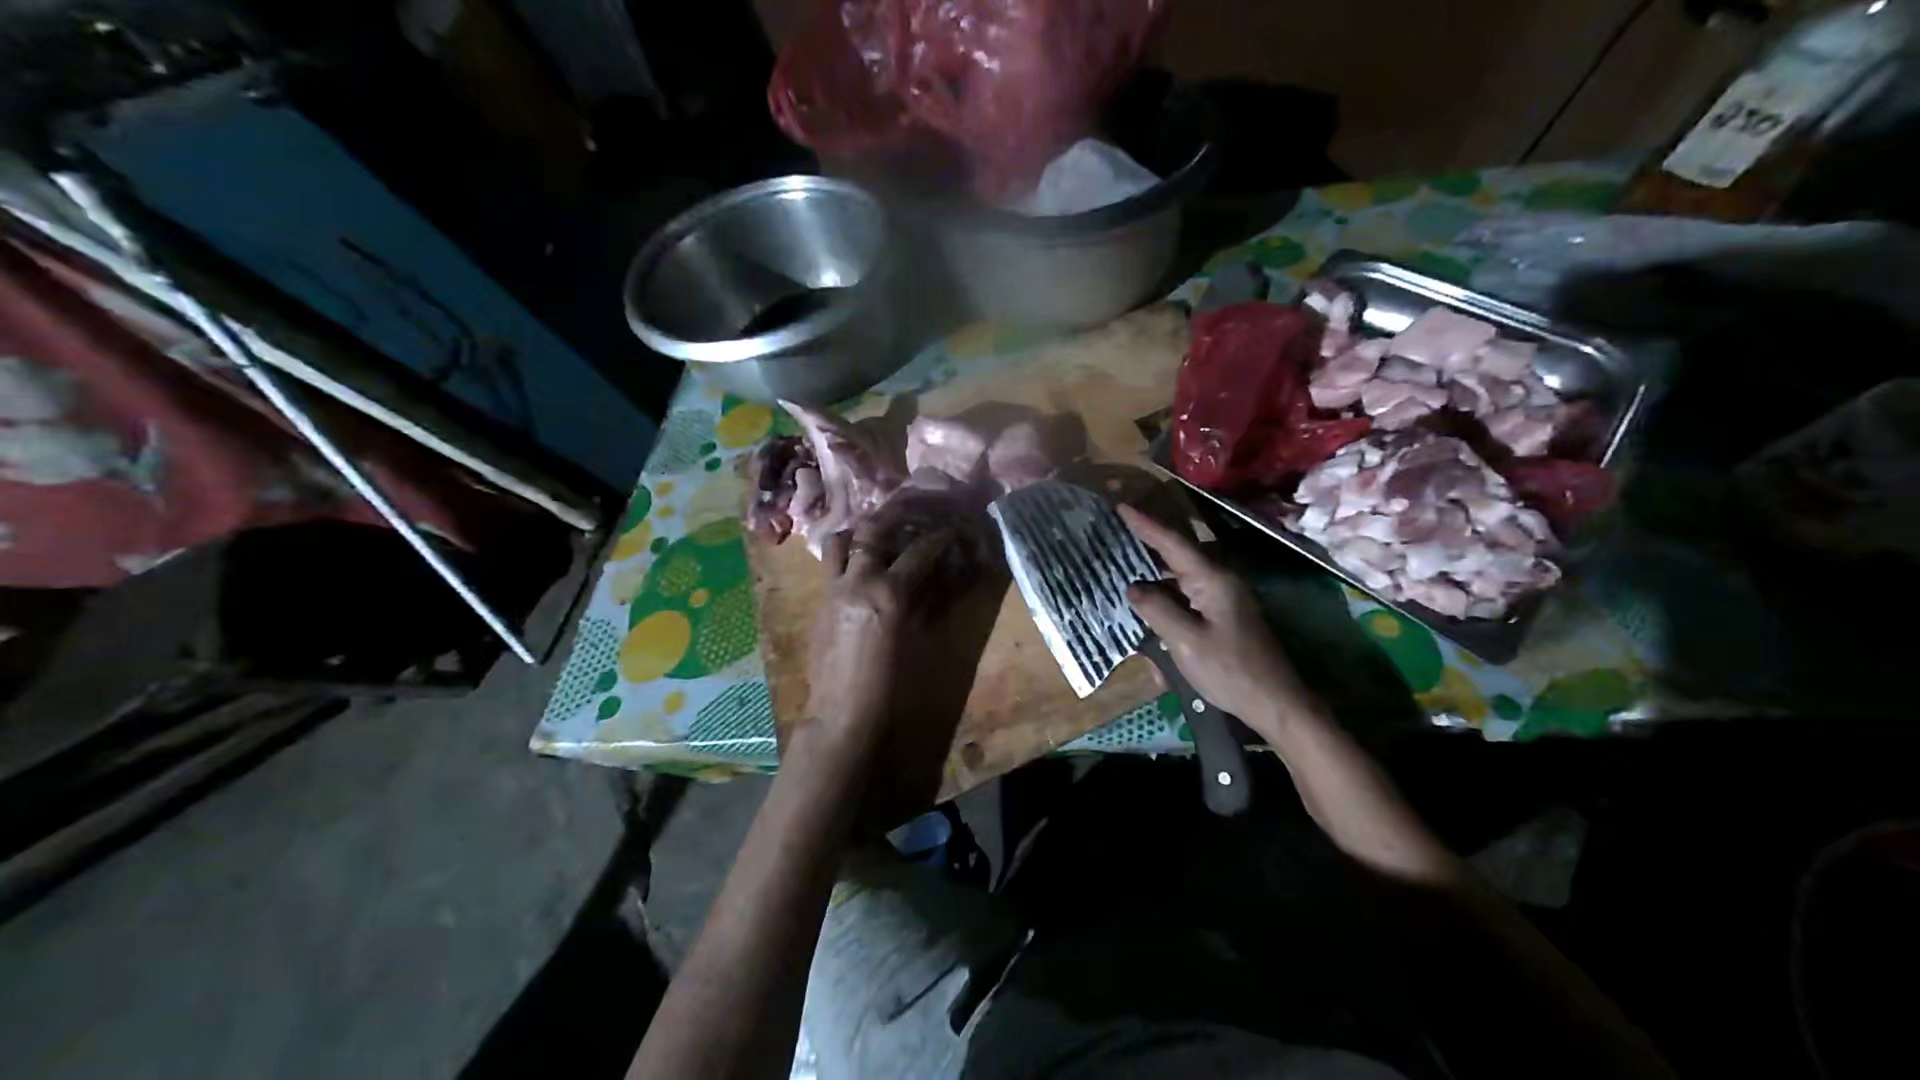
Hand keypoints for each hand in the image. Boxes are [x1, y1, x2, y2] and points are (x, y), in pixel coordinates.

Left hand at [803, 521, 957, 746]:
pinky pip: (831, 566)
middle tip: (907, 510)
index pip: (919, 552)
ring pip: (840, 541)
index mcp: (888, 593)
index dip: (938, 538)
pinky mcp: (819, 601)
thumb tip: (934, 581)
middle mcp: (857, 581)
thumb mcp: (915, 640)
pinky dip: (845, 557)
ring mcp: (833, 588)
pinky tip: (858, 567)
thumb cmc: (890, 685)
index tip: (950, 530)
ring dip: (858, 533)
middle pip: (872, 531)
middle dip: (892, 516)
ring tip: (873, 534)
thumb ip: (923, 604)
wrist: (843, 711)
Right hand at [1118, 504, 1321, 740]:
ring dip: (1156, 606)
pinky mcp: (1222, 621)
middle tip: (1113, 549)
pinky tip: (1159, 659)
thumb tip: (1133, 587)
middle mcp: (1219, 584)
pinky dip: (1168, 628)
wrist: (1276, 705)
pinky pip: (1186, 613)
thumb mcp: (1186, 641)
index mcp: (1213, 580)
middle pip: (1174, 563)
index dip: (1146, 525)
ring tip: (1131, 613)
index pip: (1173, 543)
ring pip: (1177, 591)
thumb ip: (1157, 610)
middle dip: (1145, 559)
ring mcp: (1222, 603)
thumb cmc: (1231, 671)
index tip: (1121, 506)